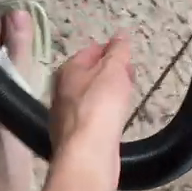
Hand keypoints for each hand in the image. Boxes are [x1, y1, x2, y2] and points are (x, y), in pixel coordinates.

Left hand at [49, 32, 133, 178]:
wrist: (88, 155)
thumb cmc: (99, 105)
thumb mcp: (113, 69)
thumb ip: (118, 50)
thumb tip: (121, 35)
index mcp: (67, 70)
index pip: (91, 50)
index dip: (111, 50)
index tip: (128, 56)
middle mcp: (61, 91)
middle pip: (90, 74)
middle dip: (111, 72)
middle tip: (130, 75)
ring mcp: (65, 117)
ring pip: (92, 97)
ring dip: (110, 93)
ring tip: (127, 96)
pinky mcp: (75, 139)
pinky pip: (93, 118)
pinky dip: (106, 114)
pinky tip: (117, 119)